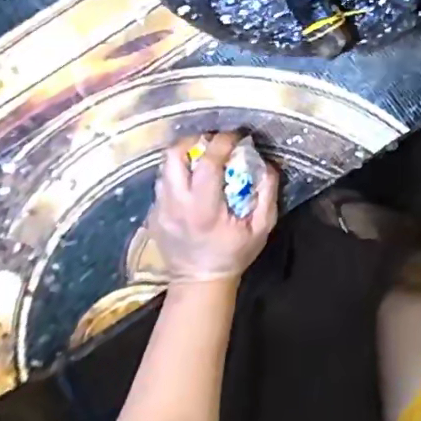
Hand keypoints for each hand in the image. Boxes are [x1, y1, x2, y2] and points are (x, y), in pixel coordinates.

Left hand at [148, 132, 279, 283]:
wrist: (199, 284)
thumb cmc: (233, 255)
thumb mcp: (261, 228)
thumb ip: (267, 193)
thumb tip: (267, 163)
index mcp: (203, 208)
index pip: (208, 162)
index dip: (222, 141)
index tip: (235, 135)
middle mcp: (176, 204)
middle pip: (173, 155)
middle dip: (193, 140)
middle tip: (211, 141)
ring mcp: (160, 209)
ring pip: (165, 166)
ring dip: (184, 157)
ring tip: (202, 160)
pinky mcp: (153, 214)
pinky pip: (162, 183)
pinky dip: (177, 175)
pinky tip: (192, 183)